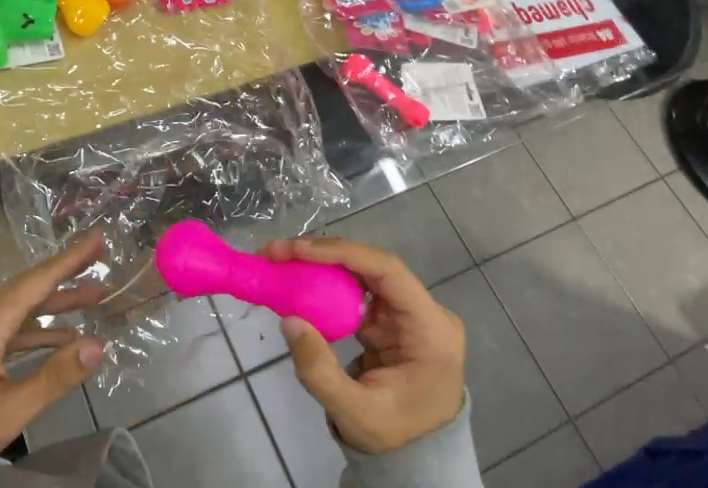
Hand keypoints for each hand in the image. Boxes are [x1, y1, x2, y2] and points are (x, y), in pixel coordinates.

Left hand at [0, 230, 109, 465]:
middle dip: (68, 277)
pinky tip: (60, 337)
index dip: (71, 259)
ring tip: (91, 299)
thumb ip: (55, 376)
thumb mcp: (11, 408)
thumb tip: (98, 346)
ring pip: (21, 306)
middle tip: (101, 263)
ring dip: (55, 304)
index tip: (97, 238)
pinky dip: (36, 326)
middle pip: (32, 287)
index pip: (39, 280)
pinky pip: (9, 323)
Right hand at [267, 237, 465, 453]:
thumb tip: (289, 319)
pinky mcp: (391, 318)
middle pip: (372, 265)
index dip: (342, 252)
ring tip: (280, 260)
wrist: (417, 457)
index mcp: (431, 330)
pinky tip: (298, 280)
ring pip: (362, 271)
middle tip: (276, 252)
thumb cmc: (394, 435)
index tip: (297, 250)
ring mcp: (409, 313)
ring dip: (320, 262)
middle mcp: (426, 312)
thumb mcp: (355, 413)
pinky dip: (324, 281)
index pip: (387, 270)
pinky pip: (356, 288)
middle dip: (322, 253)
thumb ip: (320, 370)